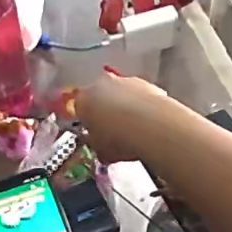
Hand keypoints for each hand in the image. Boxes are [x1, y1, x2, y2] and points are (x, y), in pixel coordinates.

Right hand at [72, 70, 193, 163]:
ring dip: (124, 106)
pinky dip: (141, 105)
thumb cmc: (119, 139)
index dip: (87, 123)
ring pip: (120, 94)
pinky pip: (139, 95)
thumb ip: (96, 145)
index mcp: (83, 101)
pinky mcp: (145, 82)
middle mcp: (101, 85)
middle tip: (114, 131)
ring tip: (134, 128)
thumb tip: (98, 145)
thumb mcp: (101, 151)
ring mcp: (124, 81)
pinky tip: (148, 122)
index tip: (95, 134)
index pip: (79, 109)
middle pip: (100, 97)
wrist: (152, 126)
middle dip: (105, 111)